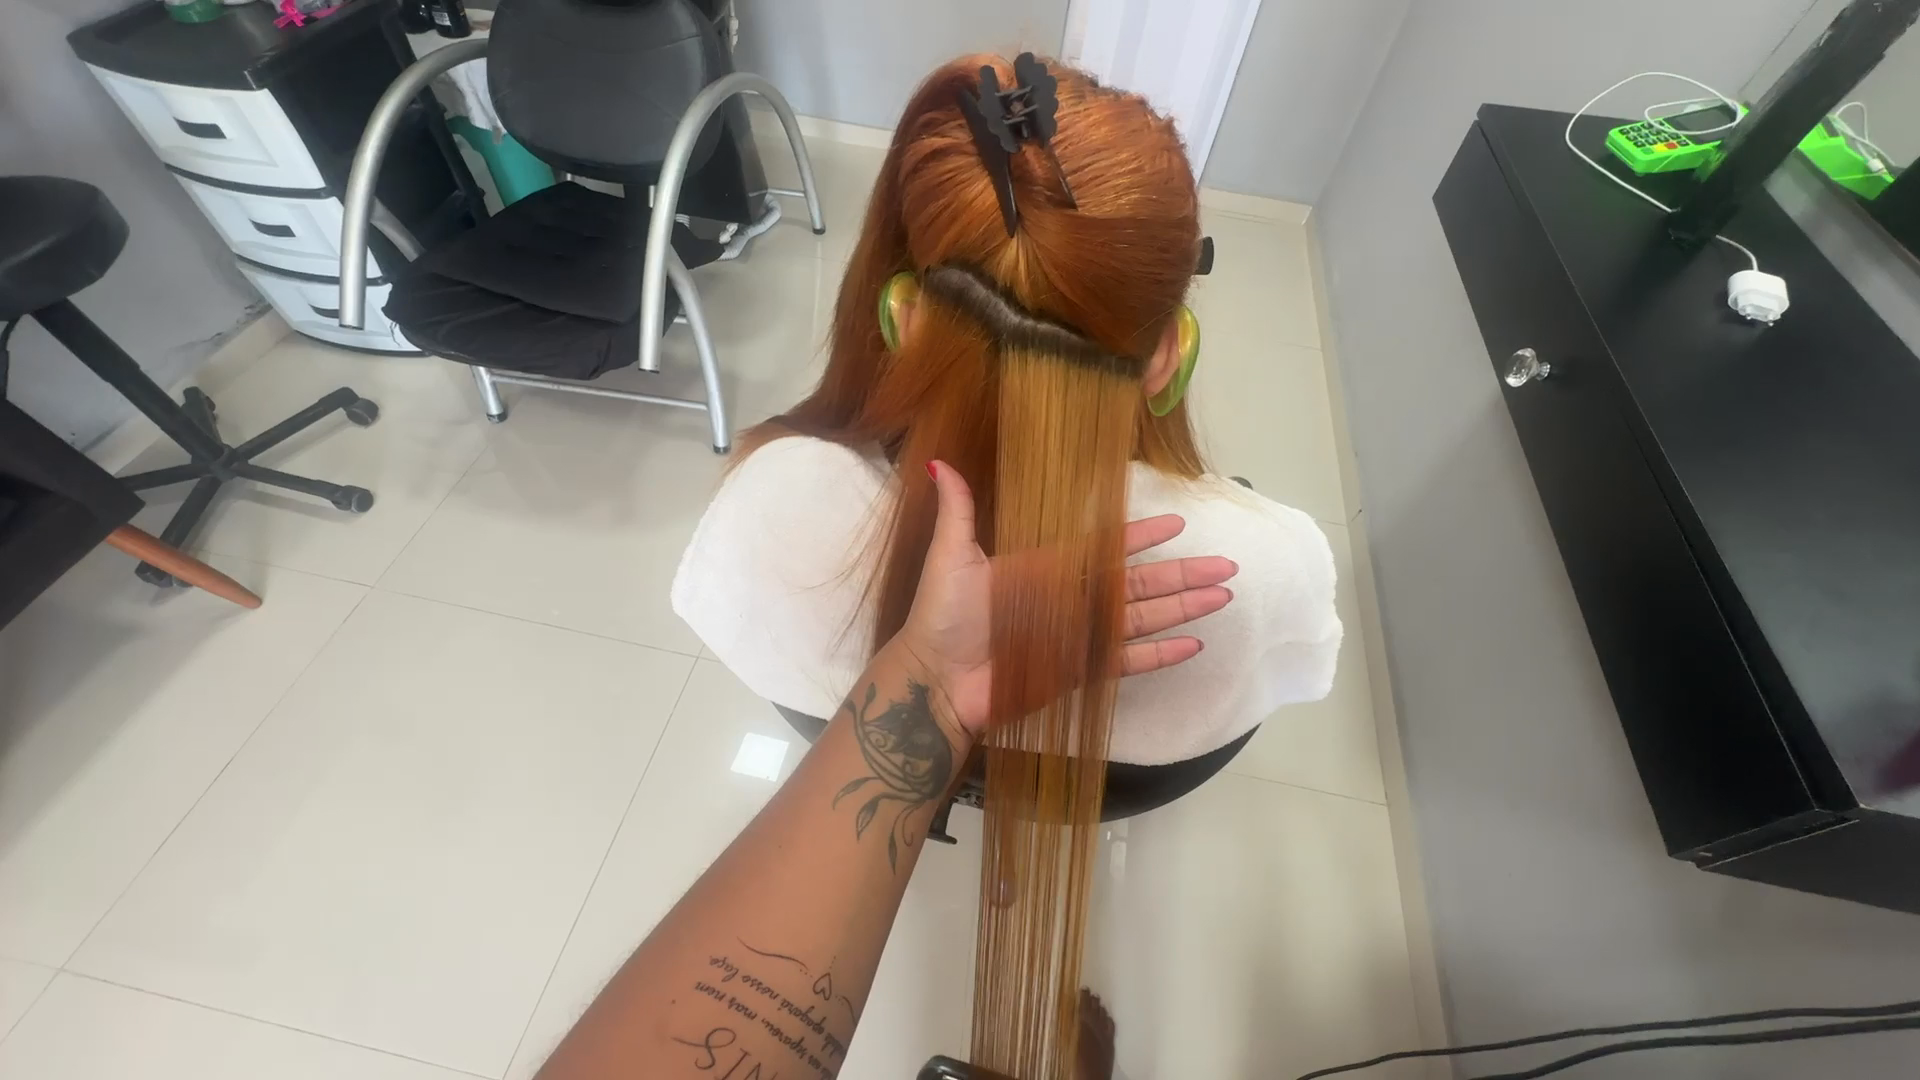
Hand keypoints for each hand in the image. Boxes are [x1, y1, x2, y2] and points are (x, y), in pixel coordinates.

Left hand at [893, 460, 1238, 737]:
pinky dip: (1159, 655)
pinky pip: (1127, 661)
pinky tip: (1193, 644)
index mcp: (1045, 570)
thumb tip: (939, 461)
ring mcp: (1077, 637)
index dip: (1139, 538)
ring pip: (1141, 619)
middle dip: (1180, 575)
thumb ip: (958, 512)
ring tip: (1221, 597)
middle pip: (1136, 584)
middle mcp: (1069, 601)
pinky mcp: (1078, 671)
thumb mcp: (951, 556)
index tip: (1175, 524)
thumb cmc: (942, 617)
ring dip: (1181, 609)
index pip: (1103, 549)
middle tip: (1225, 566)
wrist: (936, 681)